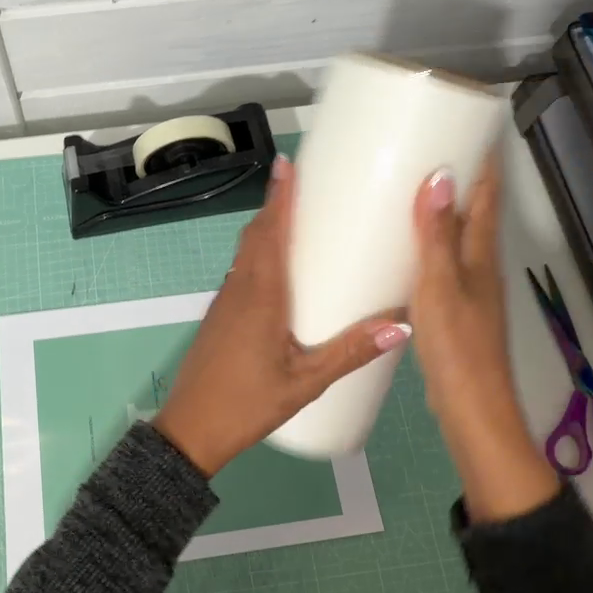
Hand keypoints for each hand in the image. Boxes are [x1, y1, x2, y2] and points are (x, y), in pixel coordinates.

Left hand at [154, 157, 411, 476]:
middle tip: (305, 184)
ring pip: (246, 252)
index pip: (269, 232)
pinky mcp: (220, 315)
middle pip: (256, 234)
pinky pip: (242, 271)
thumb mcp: (306, 382)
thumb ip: (350, 353)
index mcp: (260, 294)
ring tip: (298, 217)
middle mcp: (239, 287)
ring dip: (266, 228)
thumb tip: (401, 325)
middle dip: (276, 205)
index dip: (278, 196)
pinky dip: (260, 254)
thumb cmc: (246, 403)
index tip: (286, 163)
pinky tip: (279, 268)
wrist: (191, 428)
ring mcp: (225, 301)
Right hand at [410, 153, 559, 520]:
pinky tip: (402, 250)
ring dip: (439, 212)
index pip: (486, 196)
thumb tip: (439, 175)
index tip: (470, 125)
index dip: (482, 161)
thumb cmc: (457, 346)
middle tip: (423, 149)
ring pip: (456, 238)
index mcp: (480, 255)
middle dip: (456, 179)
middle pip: (472, 213)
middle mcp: (480, 267)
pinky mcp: (453, 310)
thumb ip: (437, 236)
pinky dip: (426, 244)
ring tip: (406, 190)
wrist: (471, 409)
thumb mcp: (440, 285)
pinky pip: (440, 263)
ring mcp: (469, 290)